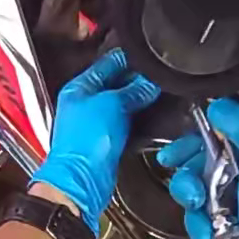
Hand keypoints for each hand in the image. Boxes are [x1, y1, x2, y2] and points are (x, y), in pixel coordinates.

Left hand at [31, 48, 160, 230]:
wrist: (81, 183)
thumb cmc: (84, 145)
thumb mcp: (112, 104)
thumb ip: (133, 89)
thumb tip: (149, 82)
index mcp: (77, 89)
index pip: (107, 63)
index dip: (129, 58)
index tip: (150, 55)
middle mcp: (84, 108)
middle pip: (116, 86)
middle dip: (138, 82)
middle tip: (159, 76)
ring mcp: (95, 128)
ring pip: (122, 108)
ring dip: (140, 104)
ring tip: (160, 96)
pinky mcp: (106, 146)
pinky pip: (126, 129)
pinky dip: (139, 126)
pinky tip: (152, 121)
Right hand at [160, 98, 238, 238]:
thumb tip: (217, 105)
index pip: (228, 135)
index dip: (197, 140)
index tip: (172, 152)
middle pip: (207, 169)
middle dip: (192, 178)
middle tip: (193, 190)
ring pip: (202, 202)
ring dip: (198, 210)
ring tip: (212, 221)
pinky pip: (208, 231)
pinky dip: (207, 235)